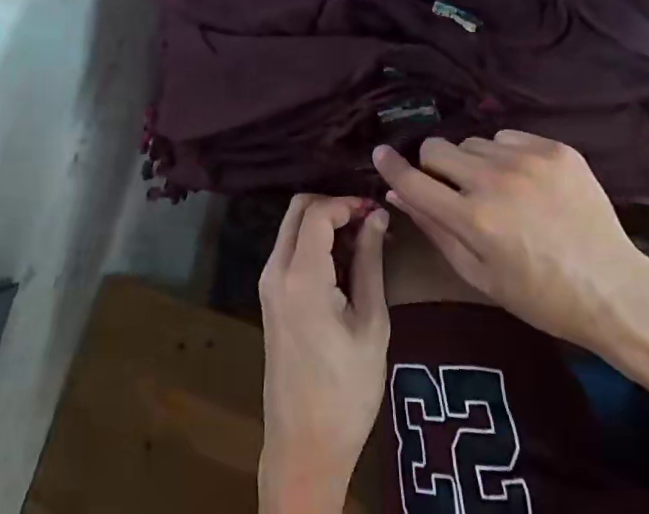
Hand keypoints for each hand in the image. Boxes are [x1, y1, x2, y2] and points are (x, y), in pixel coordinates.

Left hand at [258, 195, 389, 512]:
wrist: (305, 445)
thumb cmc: (347, 389)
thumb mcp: (371, 322)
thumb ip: (370, 261)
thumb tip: (377, 216)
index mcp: (301, 277)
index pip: (318, 212)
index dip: (350, 202)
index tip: (379, 212)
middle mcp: (275, 272)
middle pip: (298, 210)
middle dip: (335, 205)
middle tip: (372, 221)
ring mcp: (268, 285)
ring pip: (292, 227)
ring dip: (326, 223)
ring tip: (368, 241)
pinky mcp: (271, 297)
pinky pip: (291, 250)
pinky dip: (317, 242)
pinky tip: (348, 261)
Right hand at [374, 132, 648, 353]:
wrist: (612, 287)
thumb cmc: (539, 295)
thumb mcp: (478, 274)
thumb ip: (434, 229)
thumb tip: (398, 193)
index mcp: (473, 218)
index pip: (415, 180)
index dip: (392, 166)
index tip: (380, 153)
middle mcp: (495, 180)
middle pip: (439, 148)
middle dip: (435, 166)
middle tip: (454, 189)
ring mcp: (529, 159)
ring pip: (474, 142)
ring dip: (473, 162)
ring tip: (498, 191)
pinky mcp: (557, 149)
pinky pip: (510, 137)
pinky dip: (507, 156)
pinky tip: (526, 182)